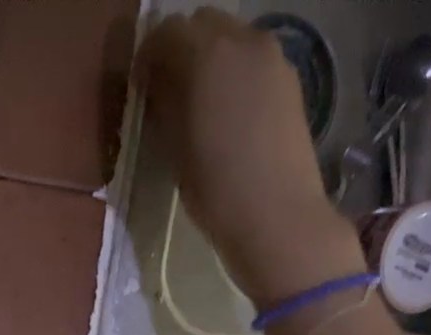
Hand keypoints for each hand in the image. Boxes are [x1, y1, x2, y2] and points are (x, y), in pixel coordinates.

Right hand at [141, 7, 365, 306]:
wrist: (275, 215)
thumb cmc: (213, 186)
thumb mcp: (172, 145)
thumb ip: (162, 100)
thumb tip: (155, 81)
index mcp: (207, 54)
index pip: (166, 31)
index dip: (147, 56)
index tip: (140, 88)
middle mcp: (244, 42)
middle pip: (203, 23)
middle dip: (181, 48)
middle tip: (166, 91)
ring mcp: (273, 58)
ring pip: (231, 38)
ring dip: (209, 59)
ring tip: (197, 104)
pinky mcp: (290, 80)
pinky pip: (252, 60)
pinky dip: (233, 73)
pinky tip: (225, 114)